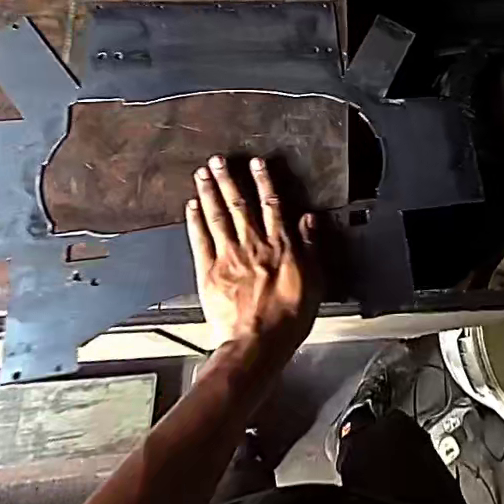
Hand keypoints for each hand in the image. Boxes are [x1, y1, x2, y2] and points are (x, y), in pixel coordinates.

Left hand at [184, 155, 319, 366]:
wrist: (257, 344)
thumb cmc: (287, 319)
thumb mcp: (313, 282)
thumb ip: (310, 248)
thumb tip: (308, 220)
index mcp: (278, 247)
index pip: (270, 205)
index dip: (262, 181)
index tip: (255, 163)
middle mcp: (251, 245)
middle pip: (238, 205)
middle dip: (227, 179)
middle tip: (217, 160)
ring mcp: (228, 256)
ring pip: (217, 216)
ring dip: (209, 192)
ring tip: (202, 173)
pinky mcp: (209, 271)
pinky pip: (200, 239)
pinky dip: (195, 220)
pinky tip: (191, 205)